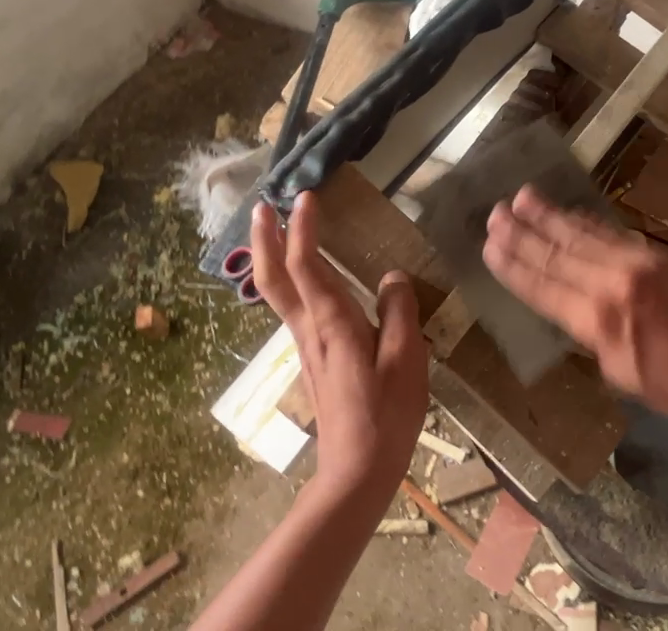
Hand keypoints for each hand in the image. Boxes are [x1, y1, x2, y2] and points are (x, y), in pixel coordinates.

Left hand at [249, 193, 428, 492]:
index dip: (303, 228)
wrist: (356, 471)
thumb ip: (399, 313)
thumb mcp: (406, 361)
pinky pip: (292, 307)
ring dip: (271, 256)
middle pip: (273, 277)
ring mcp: (306, 346)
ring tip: (274, 229)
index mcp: (332, 324)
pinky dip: (288, 279)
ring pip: (277, 292)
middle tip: (262, 205)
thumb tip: (392, 277)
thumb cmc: (386, 415)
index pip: (306, 265)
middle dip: (264, 238)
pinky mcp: (313, 359)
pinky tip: (303, 278)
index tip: (307, 196)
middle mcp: (309, 329)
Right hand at [484, 186, 667, 436]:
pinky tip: (571, 214)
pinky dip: (586, 222)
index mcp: (599, 320)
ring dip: (550, 216)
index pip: (543, 286)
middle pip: (557, 252)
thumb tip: (574, 311)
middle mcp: (613, 283)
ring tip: (522, 197)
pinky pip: (612, 233)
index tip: (488, 245)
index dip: (513, 265)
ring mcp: (638, 264)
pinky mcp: (660, 256)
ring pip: (583, 235)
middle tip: (495, 212)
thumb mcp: (624, 375)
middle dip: (523, 232)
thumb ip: (593, 337)